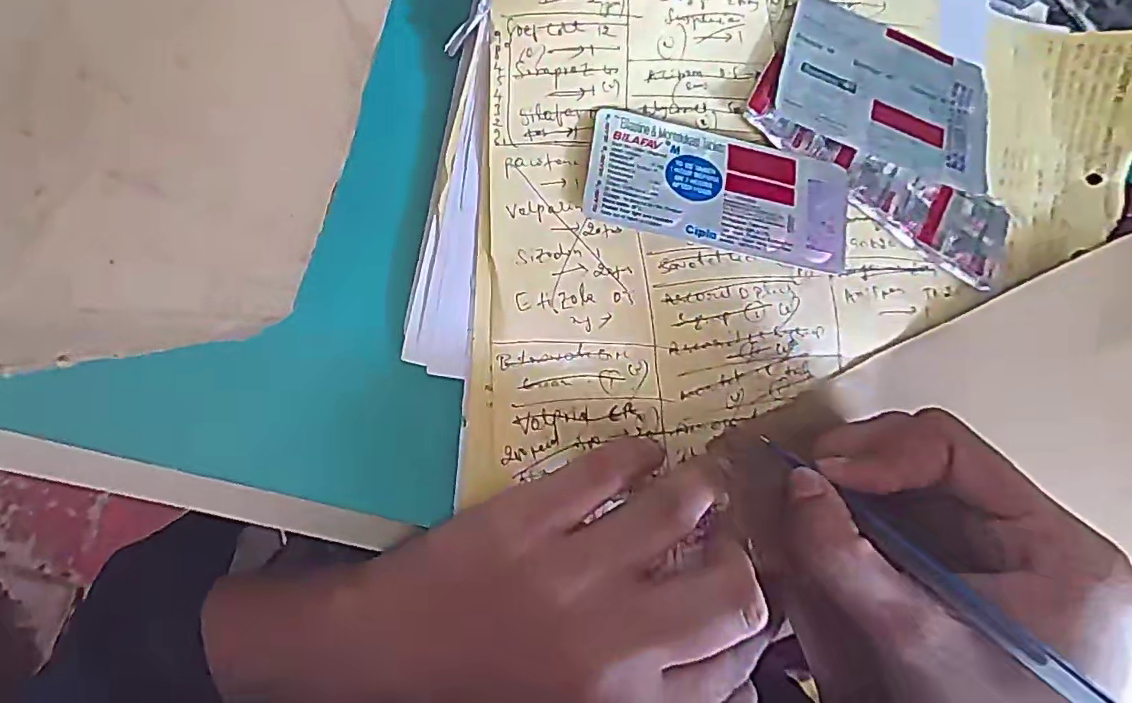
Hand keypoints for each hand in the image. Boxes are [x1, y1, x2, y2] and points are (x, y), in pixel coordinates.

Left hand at [202, 438, 771, 701]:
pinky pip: (606, 469)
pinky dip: (639, 452)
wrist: (383, 660)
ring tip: (702, 481)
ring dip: (702, 488)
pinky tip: (646, 453)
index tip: (740, 595)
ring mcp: (572, 571)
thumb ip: (644, 690)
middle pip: (730, 594)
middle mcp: (614, 644)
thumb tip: (701, 647)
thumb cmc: (484, 693)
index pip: (729, 670)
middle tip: (727, 539)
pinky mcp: (531, 516)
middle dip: (742, 562)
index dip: (747, 627)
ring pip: (676, 511)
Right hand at [768, 409, 1131, 701]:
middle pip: (929, 452)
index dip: (881, 451)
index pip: (951, 448)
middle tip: (815, 478)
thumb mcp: (915, 642)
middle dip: (863, 460)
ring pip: (914, 476)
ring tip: (820, 501)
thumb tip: (800, 483)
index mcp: (1059, 549)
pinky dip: (864, 508)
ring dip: (858, 482)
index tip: (829, 471)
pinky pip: (909, 509)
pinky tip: (839, 525)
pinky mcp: (972, 565)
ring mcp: (1004, 549)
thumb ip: (848, 559)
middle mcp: (1035, 536)